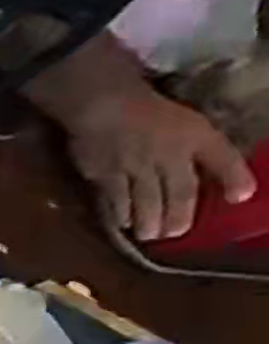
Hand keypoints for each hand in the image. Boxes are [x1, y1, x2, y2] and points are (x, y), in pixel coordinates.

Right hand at [61, 88, 254, 240]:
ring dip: (146, 219)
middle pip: (177, 191)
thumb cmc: (149, 112)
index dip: (234, 179)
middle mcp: (167, 156)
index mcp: (194, 138)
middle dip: (176, 214)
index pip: (221, 161)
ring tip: (147, 235)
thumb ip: (205, 150)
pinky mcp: (101, 174)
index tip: (241, 198)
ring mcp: (132, 167)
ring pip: (143, 199)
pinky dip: (116, 213)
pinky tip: (119, 224)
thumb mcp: (190, 125)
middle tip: (173, 234)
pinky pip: (111, 198)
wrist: (103, 107)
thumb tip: (220, 178)